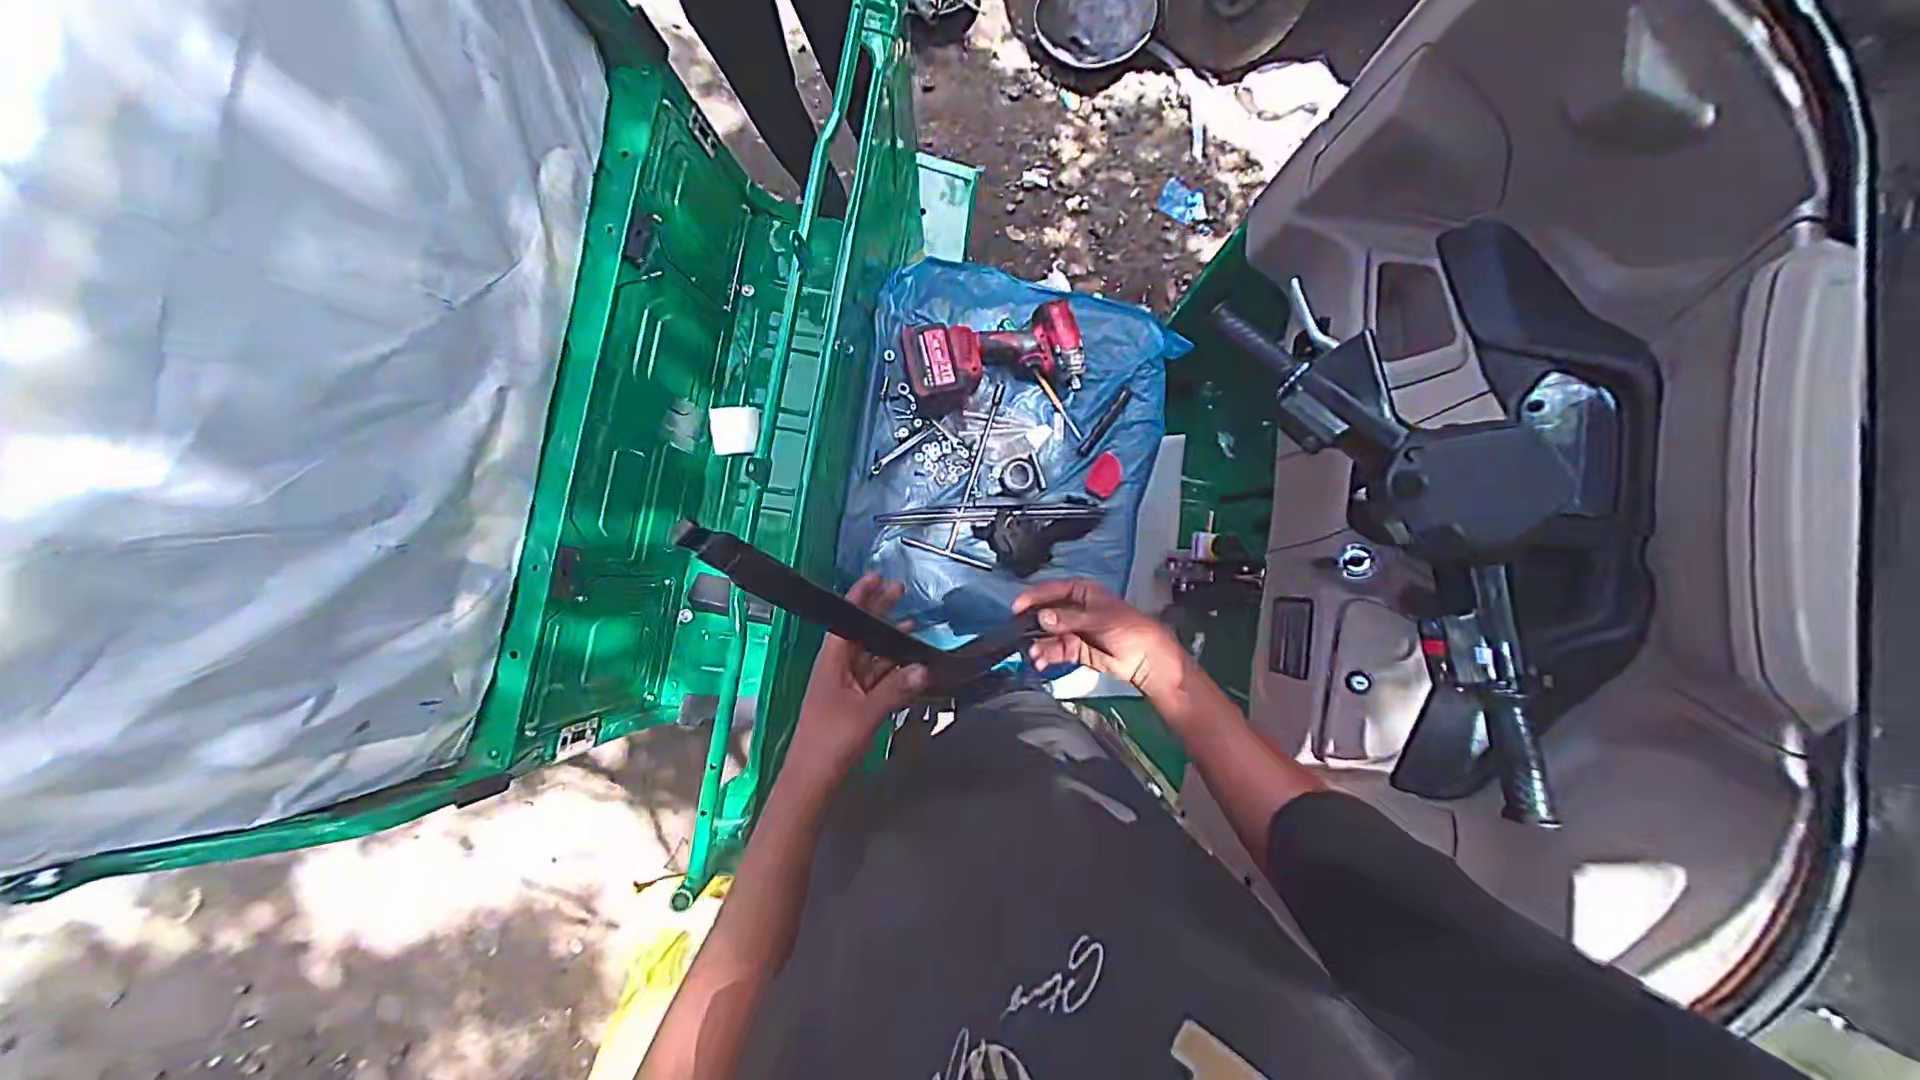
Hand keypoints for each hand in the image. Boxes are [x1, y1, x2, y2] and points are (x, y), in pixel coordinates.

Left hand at [784, 575, 927, 788]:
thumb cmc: (831, 741)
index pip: (846, 621)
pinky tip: (909, 665)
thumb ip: (895, 689)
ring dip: (889, 641)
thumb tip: (922, 668)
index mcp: (831, 663)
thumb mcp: (866, 713)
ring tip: (912, 624)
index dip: (860, 598)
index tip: (876, 578)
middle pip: (860, 634)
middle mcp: (837, 669)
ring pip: (870, 656)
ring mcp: (845, 686)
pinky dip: (892, 669)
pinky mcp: (853, 703)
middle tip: (900, 591)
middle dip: (879, 613)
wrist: (812, 778)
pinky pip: (875, 678)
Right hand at [1012, 579, 1191, 701]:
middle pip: (1047, 613)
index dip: (1033, 597)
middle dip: (1033, 623)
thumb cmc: (1131, 628)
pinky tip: (1041, 659)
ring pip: (1049, 634)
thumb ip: (1069, 619)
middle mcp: (1075, 610)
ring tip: (1033, 652)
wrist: (1147, 658)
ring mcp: (1074, 630)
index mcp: (1082, 593)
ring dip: (1039, 643)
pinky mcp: (1076, 649)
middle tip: (1020, 631)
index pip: (1051, 590)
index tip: (1018, 606)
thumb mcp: (1098, 618)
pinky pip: (1056, 650)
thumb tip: (1044, 617)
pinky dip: (1047, 655)